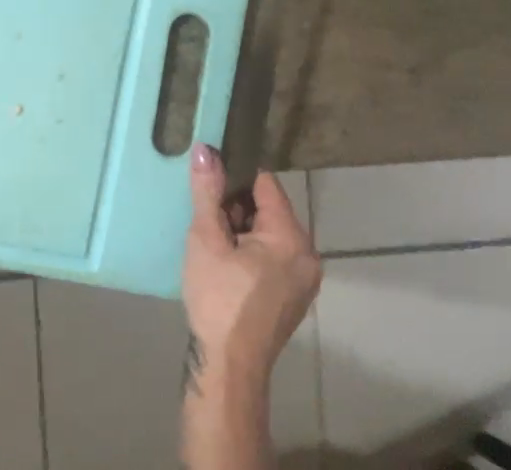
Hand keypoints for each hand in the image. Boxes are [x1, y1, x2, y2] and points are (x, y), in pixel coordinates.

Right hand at [182, 145, 321, 386]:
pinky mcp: (294, 295)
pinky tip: (225, 263)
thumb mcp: (205, 239)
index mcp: (291, 237)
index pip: (266, 185)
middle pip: (269, 210)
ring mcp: (305, 278)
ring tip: (209, 239)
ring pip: (270, 235)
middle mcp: (308, 255)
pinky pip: (274, 256)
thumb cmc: (217, 295)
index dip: (235, 175)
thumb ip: (207, 193)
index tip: (207, 177)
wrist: (231, 360)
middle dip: (236, 206)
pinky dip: (250, 250)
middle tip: (202, 216)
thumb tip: (206, 150)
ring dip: (241, 229)